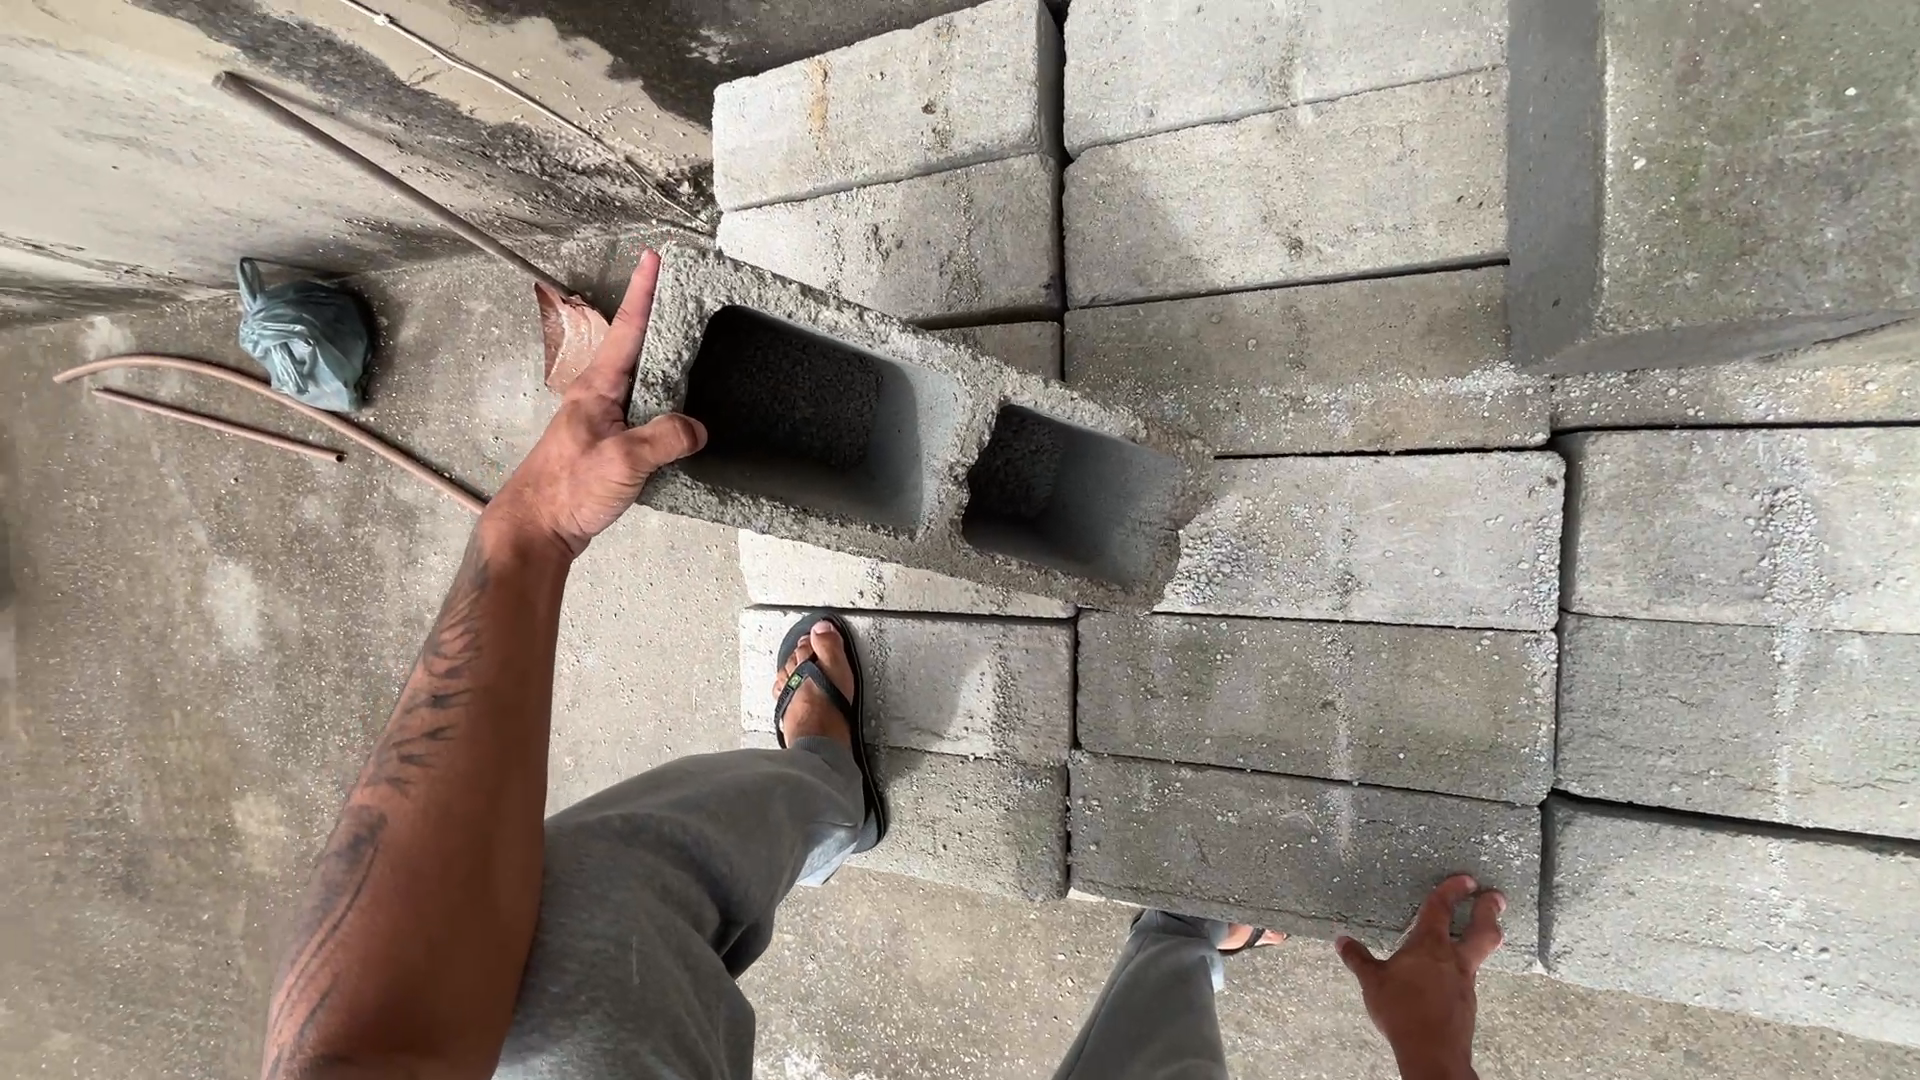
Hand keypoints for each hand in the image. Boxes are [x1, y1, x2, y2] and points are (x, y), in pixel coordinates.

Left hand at [486, 250, 707, 556]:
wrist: (539, 526)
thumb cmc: (567, 489)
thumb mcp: (622, 460)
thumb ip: (664, 438)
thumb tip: (697, 427)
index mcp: (598, 389)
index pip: (627, 331)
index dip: (643, 294)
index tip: (655, 260)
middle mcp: (601, 398)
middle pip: (638, 349)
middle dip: (660, 320)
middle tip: (684, 297)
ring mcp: (606, 420)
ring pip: (645, 383)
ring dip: (667, 366)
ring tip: (694, 352)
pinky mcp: (614, 443)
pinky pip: (648, 414)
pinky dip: (669, 406)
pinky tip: (685, 417)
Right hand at [1335, 875, 1504, 1079]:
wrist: (1433, 1054)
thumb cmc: (1401, 1010)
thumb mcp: (1372, 981)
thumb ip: (1358, 958)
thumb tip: (1342, 941)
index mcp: (1429, 946)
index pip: (1440, 909)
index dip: (1451, 890)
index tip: (1465, 878)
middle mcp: (1452, 961)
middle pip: (1481, 931)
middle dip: (1488, 911)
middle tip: (1495, 896)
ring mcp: (1463, 983)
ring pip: (1478, 954)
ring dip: (1480, 937)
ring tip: (1475, 931)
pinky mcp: (1466, 1003)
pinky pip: (1466, 976)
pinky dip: (1463, 965)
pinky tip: (1449, 971)